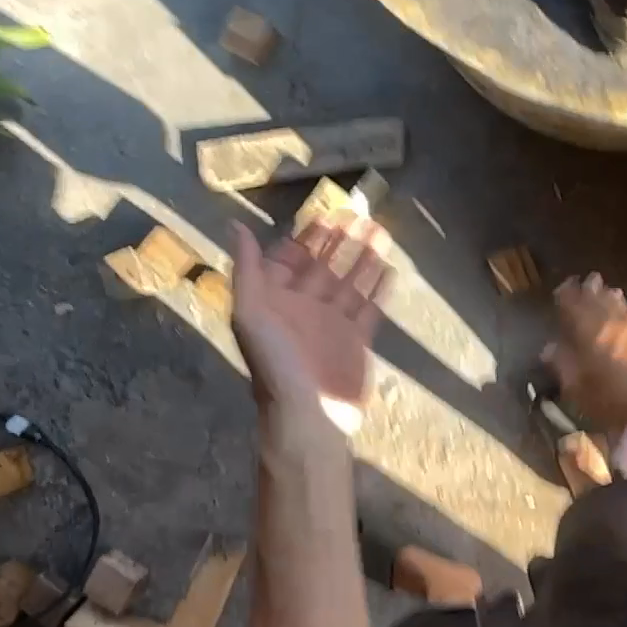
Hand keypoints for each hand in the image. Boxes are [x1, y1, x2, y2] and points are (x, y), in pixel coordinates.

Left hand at [229, 213, 391, 443]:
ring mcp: (332, 323)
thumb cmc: (275, 364)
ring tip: (380, 229)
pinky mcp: (356, 340)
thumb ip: (247, 270)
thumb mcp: (251, 314)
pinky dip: (379, 287)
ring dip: (363, 255)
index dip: (305, 235)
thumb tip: (236, 226)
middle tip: (358, 210)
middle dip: (339, 239)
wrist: (308, 416)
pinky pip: (369, 307)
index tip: (323, 210)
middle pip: (324, 264)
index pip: (289, 258)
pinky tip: (389, 266)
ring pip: (350, 280)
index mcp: (275, 300)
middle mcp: (304, 308)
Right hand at [543, 273, 626, 428]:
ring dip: (610, 295)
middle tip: (584, 281)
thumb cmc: (611, 399)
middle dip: (589, 287)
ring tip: (606, 290)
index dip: (565, 293)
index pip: (572, 302)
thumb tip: (549, 347)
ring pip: (619, 302)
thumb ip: (561, 364)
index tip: (560, 288)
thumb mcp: (576, 387)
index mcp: (588, 330)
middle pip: (598, 296)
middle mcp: (611, 320)